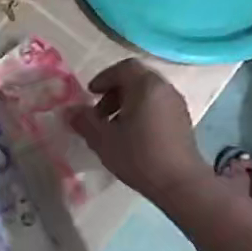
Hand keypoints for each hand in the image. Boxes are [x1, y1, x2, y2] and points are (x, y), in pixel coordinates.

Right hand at [71, 59, 213, 205]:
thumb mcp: (103, 140)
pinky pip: (157, 105)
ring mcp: (176, 104)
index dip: (104, 78)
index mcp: (145, 87)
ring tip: (114, 128)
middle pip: (136, 78)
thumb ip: (84, 121)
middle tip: (99, 113)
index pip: (123, 68)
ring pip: (147, 92)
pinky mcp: (182, 120)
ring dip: (127, 103)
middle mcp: (164, 89)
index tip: (91, 95)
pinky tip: (132, 136)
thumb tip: (69, 111)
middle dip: (114, 92)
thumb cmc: (138, 157)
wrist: (178, 182)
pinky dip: (141, 111)